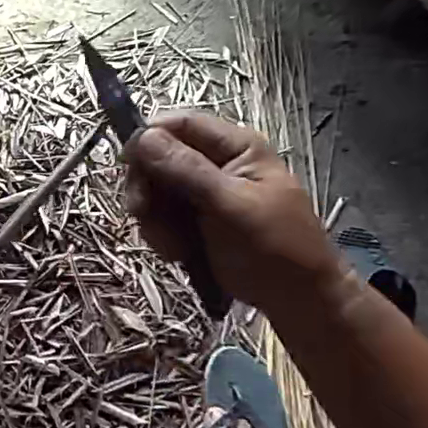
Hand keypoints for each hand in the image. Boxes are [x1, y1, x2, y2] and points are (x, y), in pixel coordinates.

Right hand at [123, 112, 355, 316]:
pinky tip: (179, 254)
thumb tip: (143, 136)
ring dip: (155, 218)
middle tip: (143, 214)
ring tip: (173, 246)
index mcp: (235, 146)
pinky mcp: (197, 220)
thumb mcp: (230, 206)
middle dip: (149, 188)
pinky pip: (163, 216)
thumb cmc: (274, 248)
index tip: (127, 166)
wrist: (300, 302)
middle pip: (160, 157)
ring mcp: (206, 192)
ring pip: (156, 190)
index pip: (180, 124)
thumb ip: (187, 170)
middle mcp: (217, 162)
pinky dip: (163, 235)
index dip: (149, 139)